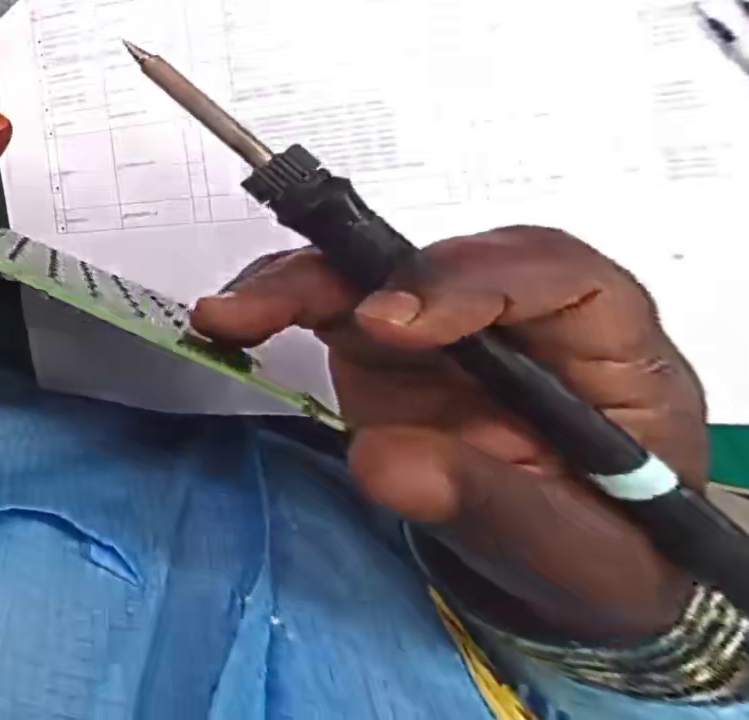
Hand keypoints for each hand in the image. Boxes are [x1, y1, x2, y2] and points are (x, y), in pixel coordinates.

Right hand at [190, 226, 705, 642]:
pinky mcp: (364, 330)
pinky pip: (308, 295)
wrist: (544, 555)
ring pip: (343, 267)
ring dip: (275, 287)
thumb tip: (381, 464)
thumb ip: (486, 500)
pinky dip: (260, 304)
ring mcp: (423, 317)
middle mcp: (499, 314)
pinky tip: (224, 325)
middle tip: (253, 313)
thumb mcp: (567, 547)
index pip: (541, 272)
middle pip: (409, 258)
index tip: (385, 326)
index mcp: (594, 347)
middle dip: (324, 277)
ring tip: (218, 320)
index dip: (459, 280)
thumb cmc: (588, 546)